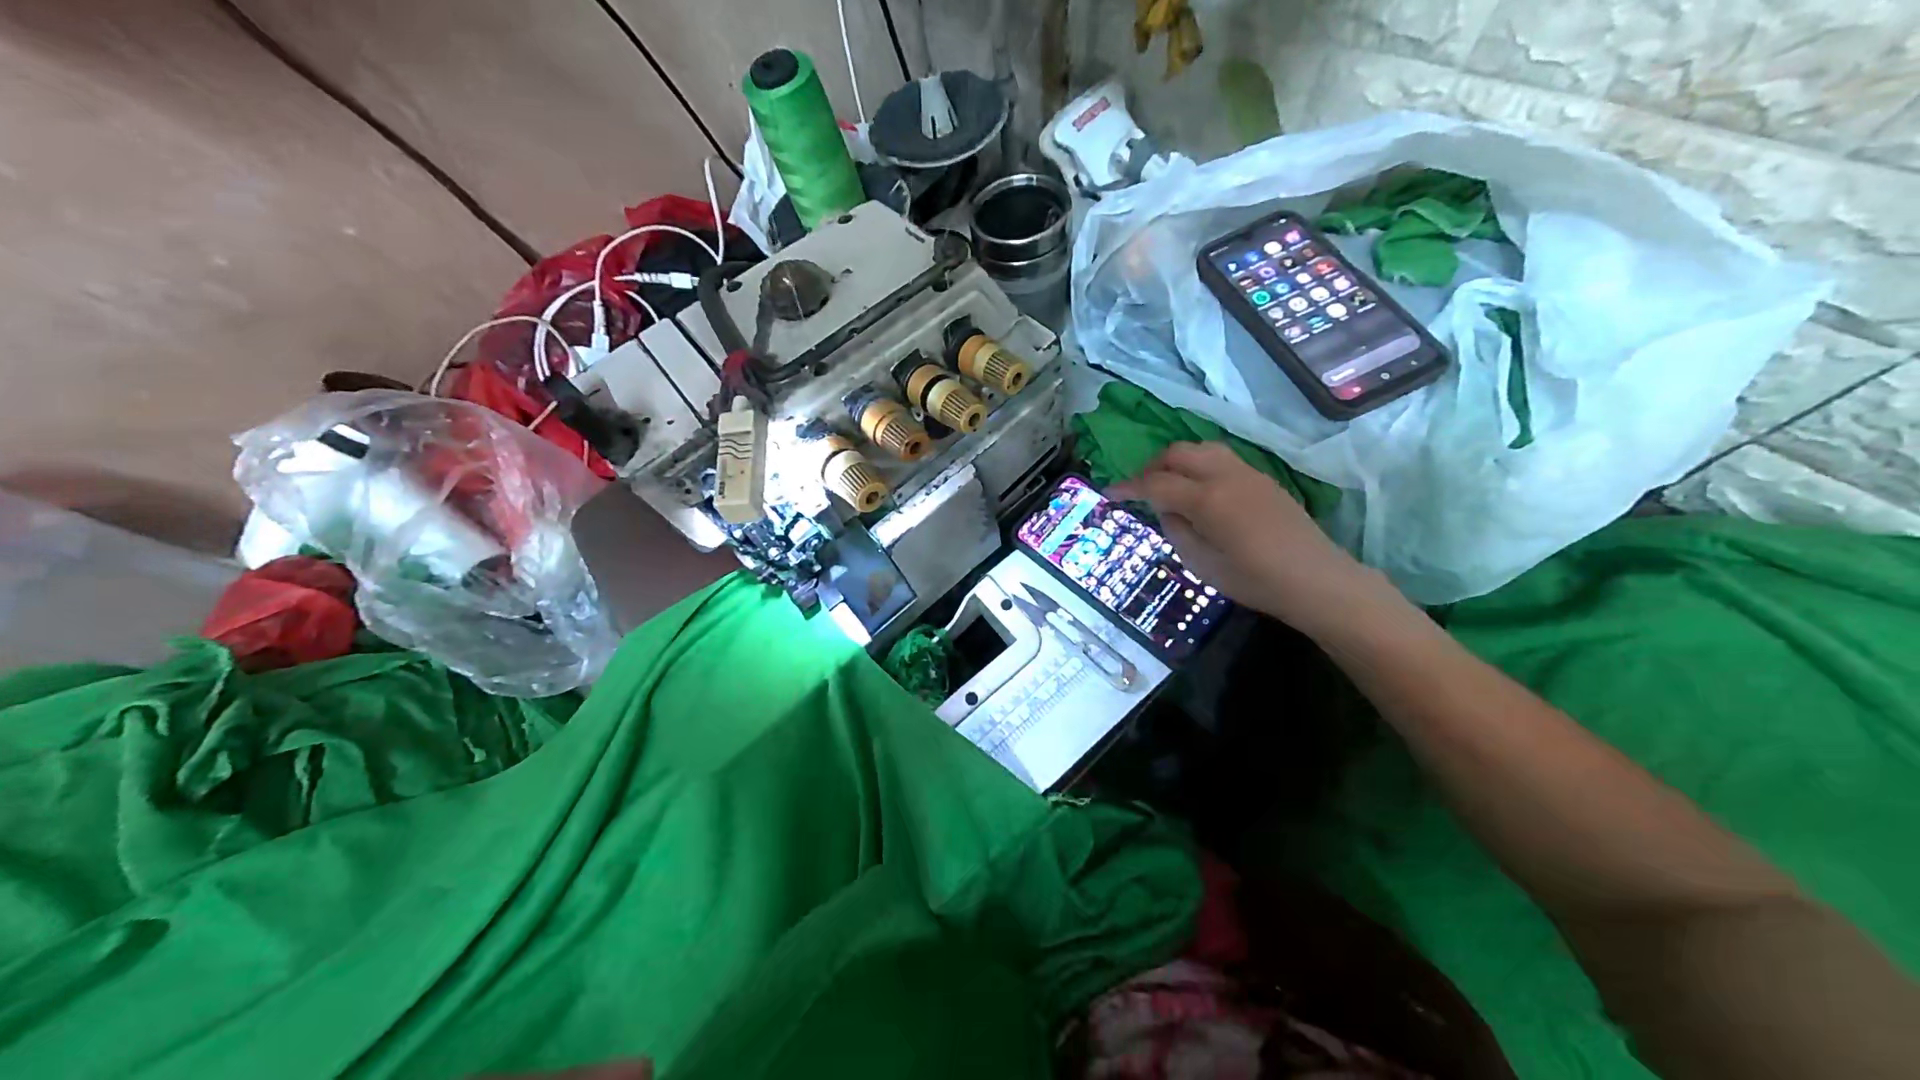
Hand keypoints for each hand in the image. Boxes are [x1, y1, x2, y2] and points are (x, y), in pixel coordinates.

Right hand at [1111, 441, 1397, 637]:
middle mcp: (1225, 475)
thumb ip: (1176, 530)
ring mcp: (1247, 473)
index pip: (1156, 483)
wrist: (1315, 579)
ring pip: (1201, 449)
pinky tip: (1198, 489)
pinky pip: (1221, 459)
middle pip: (1177, 453)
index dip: (1128, 487)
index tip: (1109, 494)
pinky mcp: (1262, 479)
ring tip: (1167, 484)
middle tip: (1139, 490)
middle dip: (1152, 467)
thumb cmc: (1254, 580)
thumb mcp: (1201, 563)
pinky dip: (1199, 465)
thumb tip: (1165, 509)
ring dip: (1177, 461)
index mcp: (1207, 498)